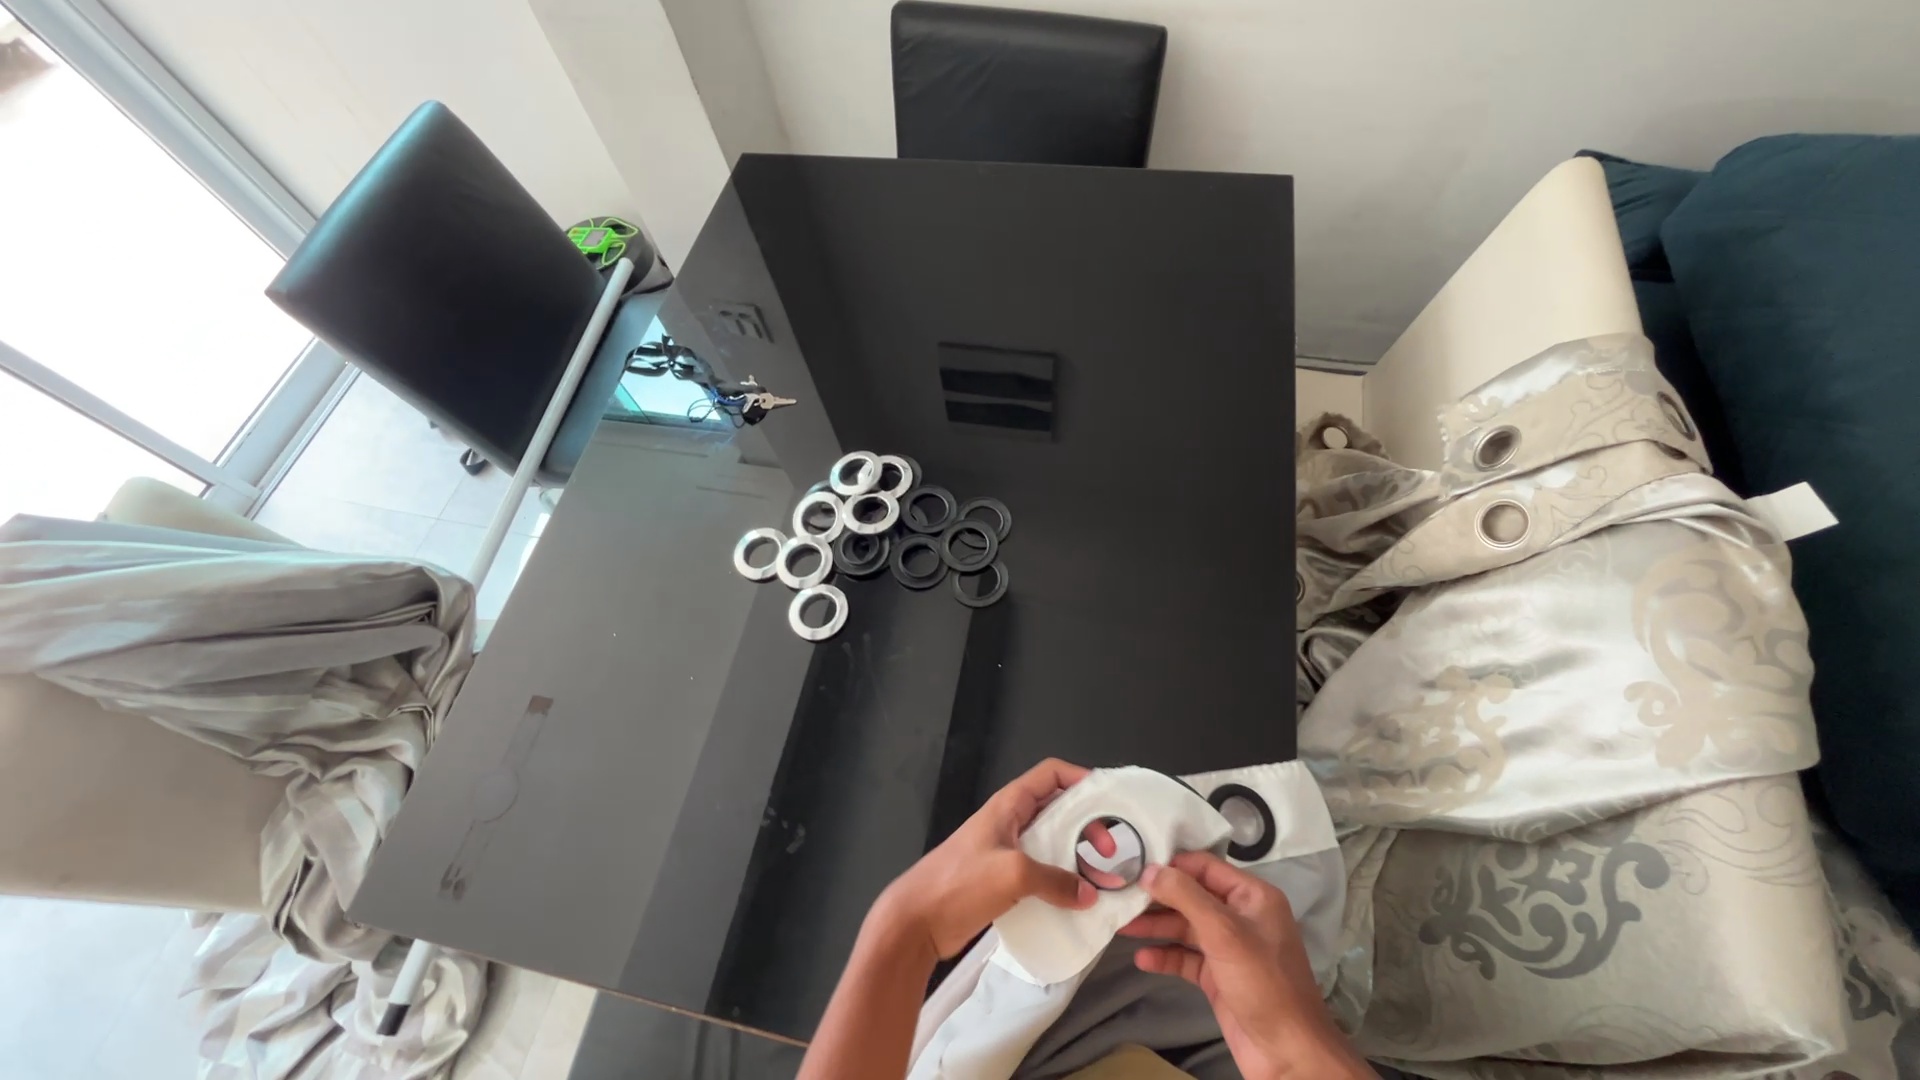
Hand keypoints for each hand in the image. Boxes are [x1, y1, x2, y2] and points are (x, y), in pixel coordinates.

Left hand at [874, 758, 1097, 958]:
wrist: (916, 921)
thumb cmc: (960, 883)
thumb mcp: (1013, 874)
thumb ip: (1055, 881)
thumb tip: (1090, 894)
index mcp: (1009, 805)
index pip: (1051, 774)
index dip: (1081, 778)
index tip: (1110, 800)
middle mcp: (1010, 822)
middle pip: (1057, 809)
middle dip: (1087, 824)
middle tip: (1109, 851)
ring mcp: (1006, 851)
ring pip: (1051, 843)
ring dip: (1077, 856)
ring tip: (1100, 878)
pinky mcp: (1003, 881)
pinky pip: (1041, 873)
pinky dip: (1061, 881)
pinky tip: (1077, 901)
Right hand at [1120, 852, 1370, 1079]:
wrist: (1288, 1055)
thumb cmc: (1262, 983)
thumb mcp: (1224, 932)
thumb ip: (1185, 896)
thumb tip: (1149, 869)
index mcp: (1252, 896)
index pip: (1204, 867)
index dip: (1171, 865)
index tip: (1135, 866)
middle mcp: (1241, 917)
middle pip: (1191, 896)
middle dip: (1158, 897)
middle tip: (1122, 896)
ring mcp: (1229, 949)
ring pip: (1185, 927)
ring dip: (1156, 926)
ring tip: (1122, 926)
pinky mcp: (1218, 977)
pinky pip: (1186, 957)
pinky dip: (1165, 955)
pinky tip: (1142, 959)